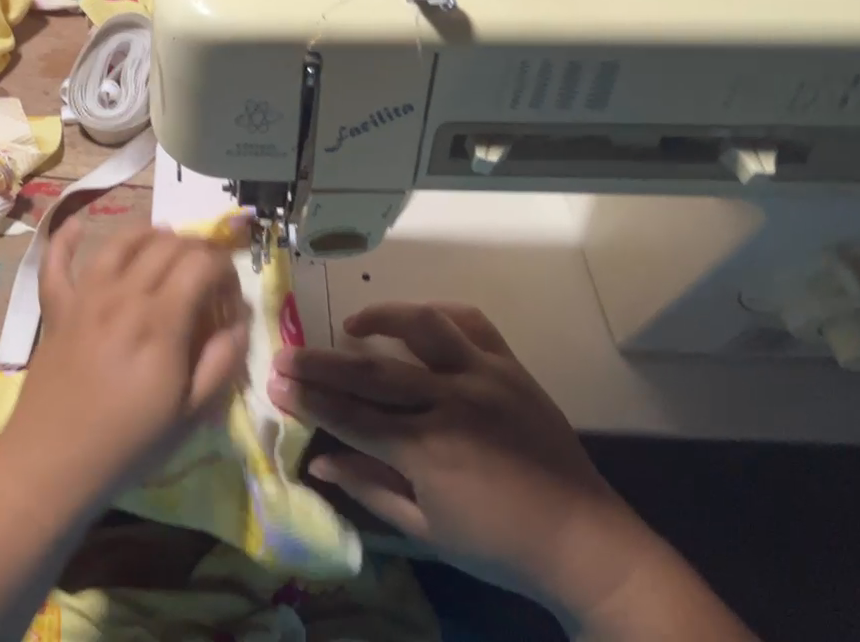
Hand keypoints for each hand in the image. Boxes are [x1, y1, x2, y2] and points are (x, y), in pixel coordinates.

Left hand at [4, 219, 250, 503]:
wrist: (52, 465)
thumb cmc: (129, 444)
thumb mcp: (191, 413)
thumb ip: (221, 361)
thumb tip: (239, 321)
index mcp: (161, 320)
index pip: (202, 263)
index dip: (225, 267)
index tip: (232, 291)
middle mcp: (123, 294)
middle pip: (166, 245)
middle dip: (196, 247)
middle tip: (208, 271)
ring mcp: (85, 297)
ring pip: (120, 242)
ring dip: (149, 233)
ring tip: (167, 241)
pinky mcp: (56, 309)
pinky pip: (56, 262)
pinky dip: (66, 238)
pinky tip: (79, 224)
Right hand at [270, 302, 652, 612]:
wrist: (584, 540)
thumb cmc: (498, 544)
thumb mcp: (425, 529)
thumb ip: (369, 487)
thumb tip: (318, 459)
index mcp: (427, 451)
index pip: (350, 415)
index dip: (307, 399)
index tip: (275, 384)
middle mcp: (452, 403)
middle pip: (372, 371)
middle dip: (321, 362)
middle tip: (285, 354)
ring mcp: (484, 378)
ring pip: (422, 328)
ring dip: (380, 318)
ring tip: (352, 325)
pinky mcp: (511, 367)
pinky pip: (471, 323)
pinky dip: (438, 315)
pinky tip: (416, 322)